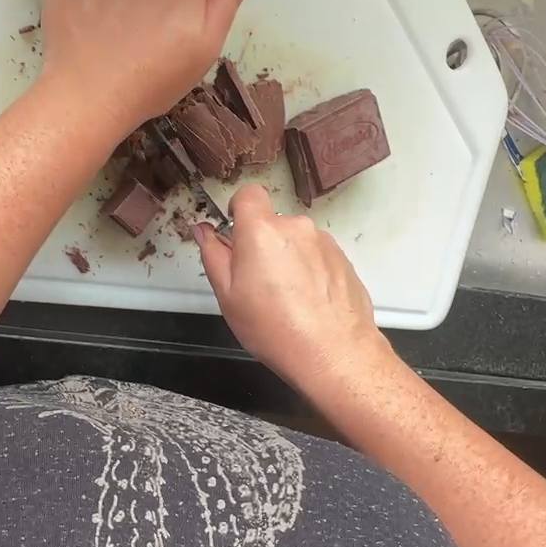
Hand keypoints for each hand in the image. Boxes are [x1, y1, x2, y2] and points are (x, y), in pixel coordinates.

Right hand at [195, 185, 391, 389]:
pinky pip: (316, 257)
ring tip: (283, 300)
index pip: (248, 194)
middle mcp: (296, 227)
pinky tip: (304, 304)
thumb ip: (213, 255)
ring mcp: (323, 242)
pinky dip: (308, 273)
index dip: (238, 211)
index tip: (235, 236)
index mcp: (261, 230)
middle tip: (255, 284)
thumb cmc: (275, 328)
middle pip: (272, 223)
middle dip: (261, 245)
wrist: (332, 352)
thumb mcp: (228, 295)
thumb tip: (203, 231)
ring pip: (294, 242)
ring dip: (286, 260)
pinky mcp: (342, 259)